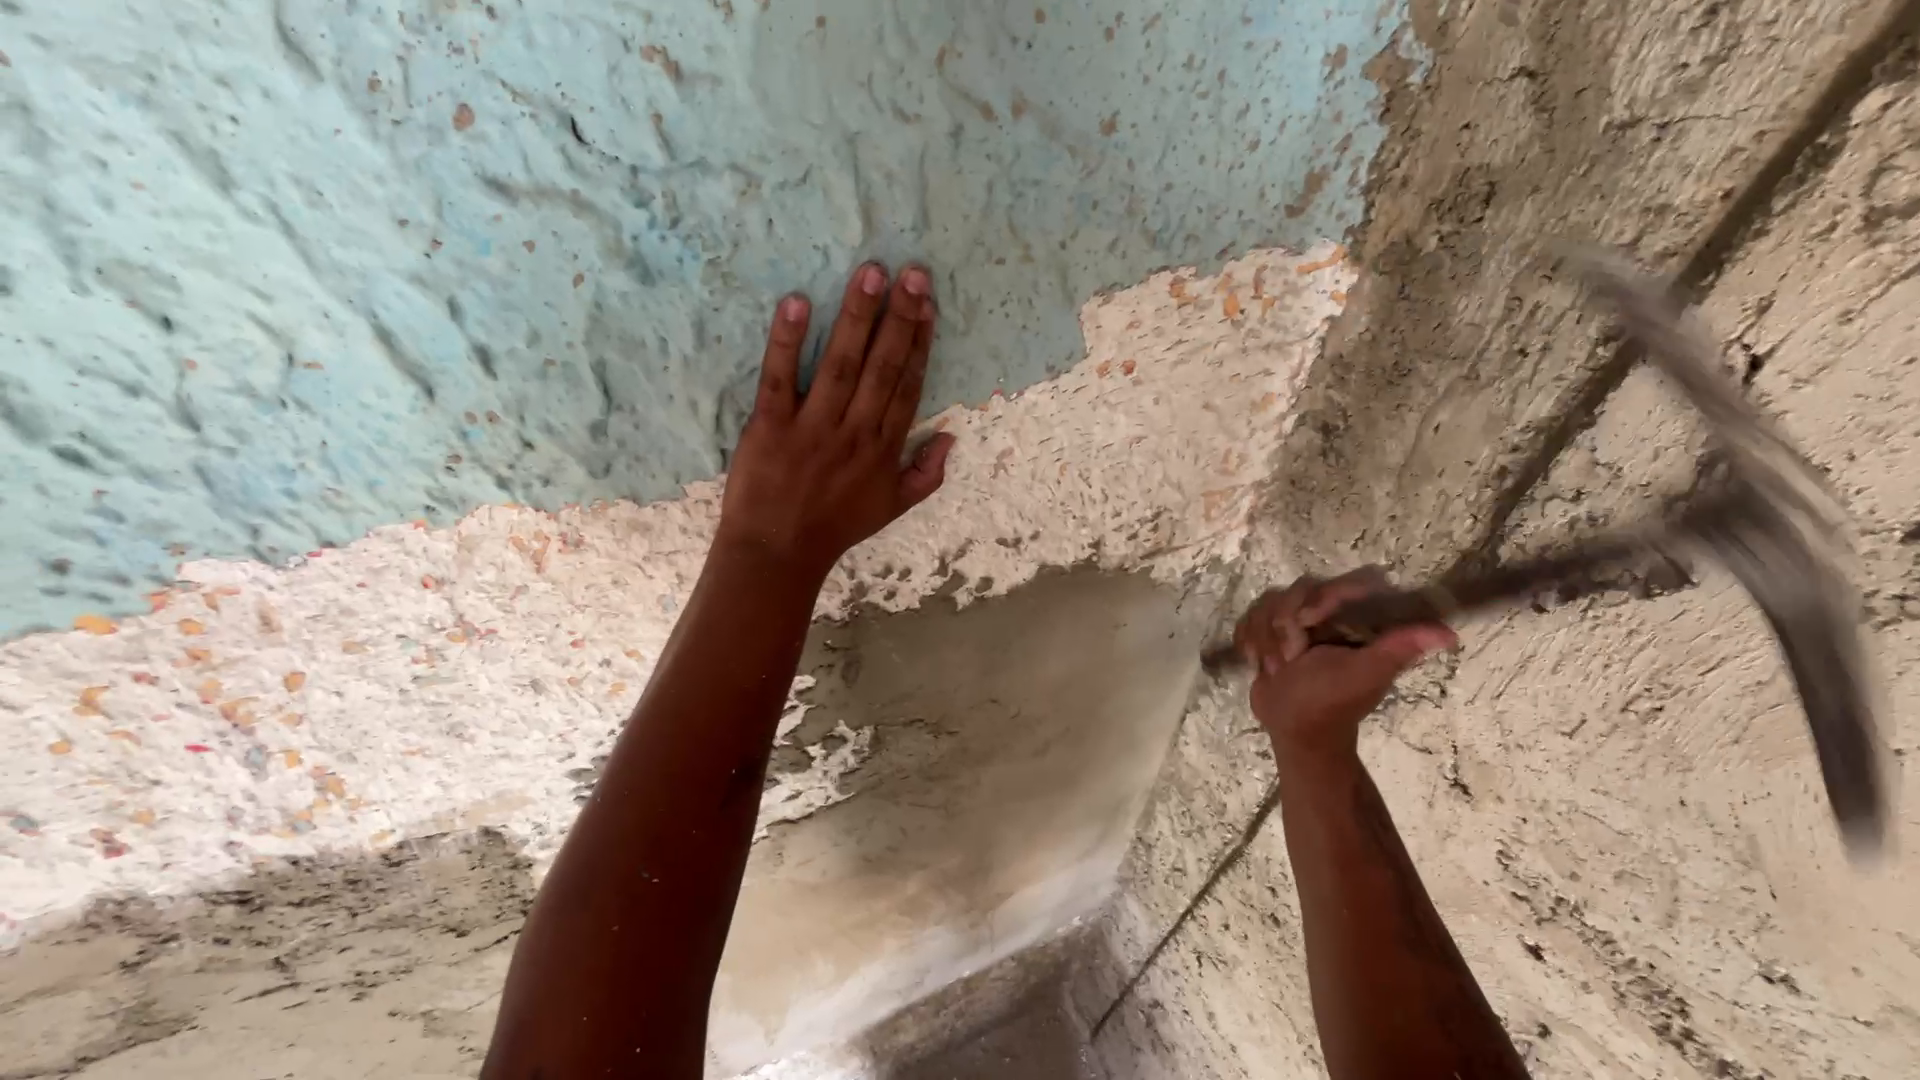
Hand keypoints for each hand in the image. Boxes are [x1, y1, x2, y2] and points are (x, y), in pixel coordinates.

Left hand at [716, 262, 955, 580]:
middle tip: (912, 273)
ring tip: (870, 274)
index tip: (929, 304)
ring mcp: (812, 428)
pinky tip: (797, 303)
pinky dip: (787, 342)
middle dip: (899, 318)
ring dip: (856, 319)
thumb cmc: (836, 527)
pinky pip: (780, 378)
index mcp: (884, 449)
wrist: (777, 552)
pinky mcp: (769, 426)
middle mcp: (854, 432)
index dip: (920, 343)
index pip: (907, 386)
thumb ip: (926, 474)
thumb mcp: (892, 508)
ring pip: (840, 365)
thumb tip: (952, 437)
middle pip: (882, 367)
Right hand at [1234, 569, 1455, 763]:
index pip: (1340, 583)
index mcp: (1357, 619)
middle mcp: (1329, 615)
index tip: (1309, 623)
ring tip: (1276, 668)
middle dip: (1284, 626)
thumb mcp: (1363, 673)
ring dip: (1265, 639)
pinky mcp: (1269, 633)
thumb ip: (1397, 647)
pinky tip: (1258, 664)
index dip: (1320, 597)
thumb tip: (1449, 634)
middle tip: (1291, 658)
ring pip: (1268, 603)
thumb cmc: (1329, 704)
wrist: (1293, 731)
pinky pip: (1249, 618)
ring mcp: (1296, 623)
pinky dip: (1248, 642)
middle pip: (1297, 590)